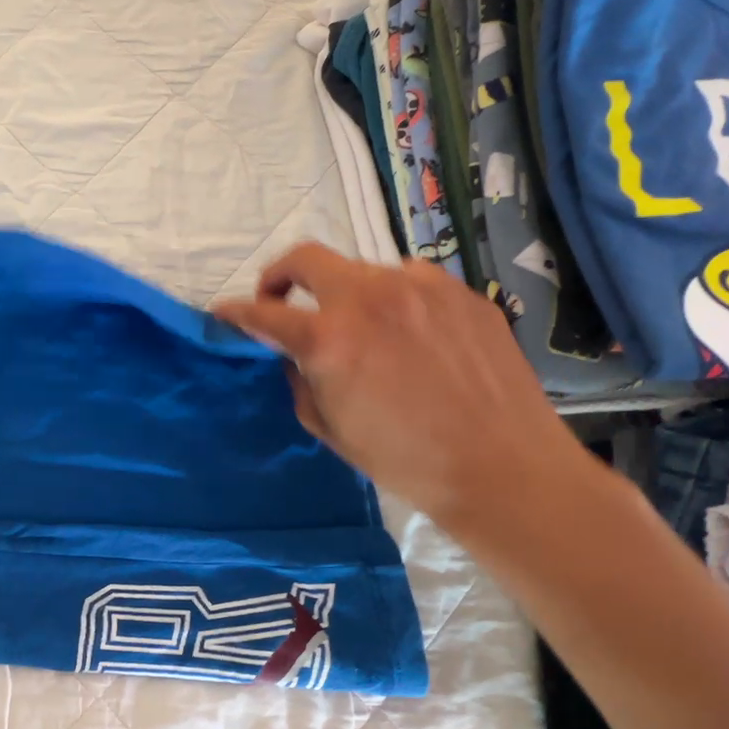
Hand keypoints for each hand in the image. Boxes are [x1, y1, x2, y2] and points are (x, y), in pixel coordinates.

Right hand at [212, 242, 599, 523]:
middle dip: (279, 276)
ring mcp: (423, 290)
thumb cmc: (401, 457)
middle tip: (280, 302)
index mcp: (327, 337)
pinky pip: (412, 281)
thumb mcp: (324, 422)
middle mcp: (370, 299)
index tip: (224, 314)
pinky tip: (406, 332)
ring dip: (344, 290)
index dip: (234, 312)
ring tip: (357, 325)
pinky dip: (394, 298)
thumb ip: (297, 374)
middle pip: (305, 259)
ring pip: (362, 269)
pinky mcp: (464, 296)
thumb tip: (290, 350)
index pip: (260, 311)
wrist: (505, 469)